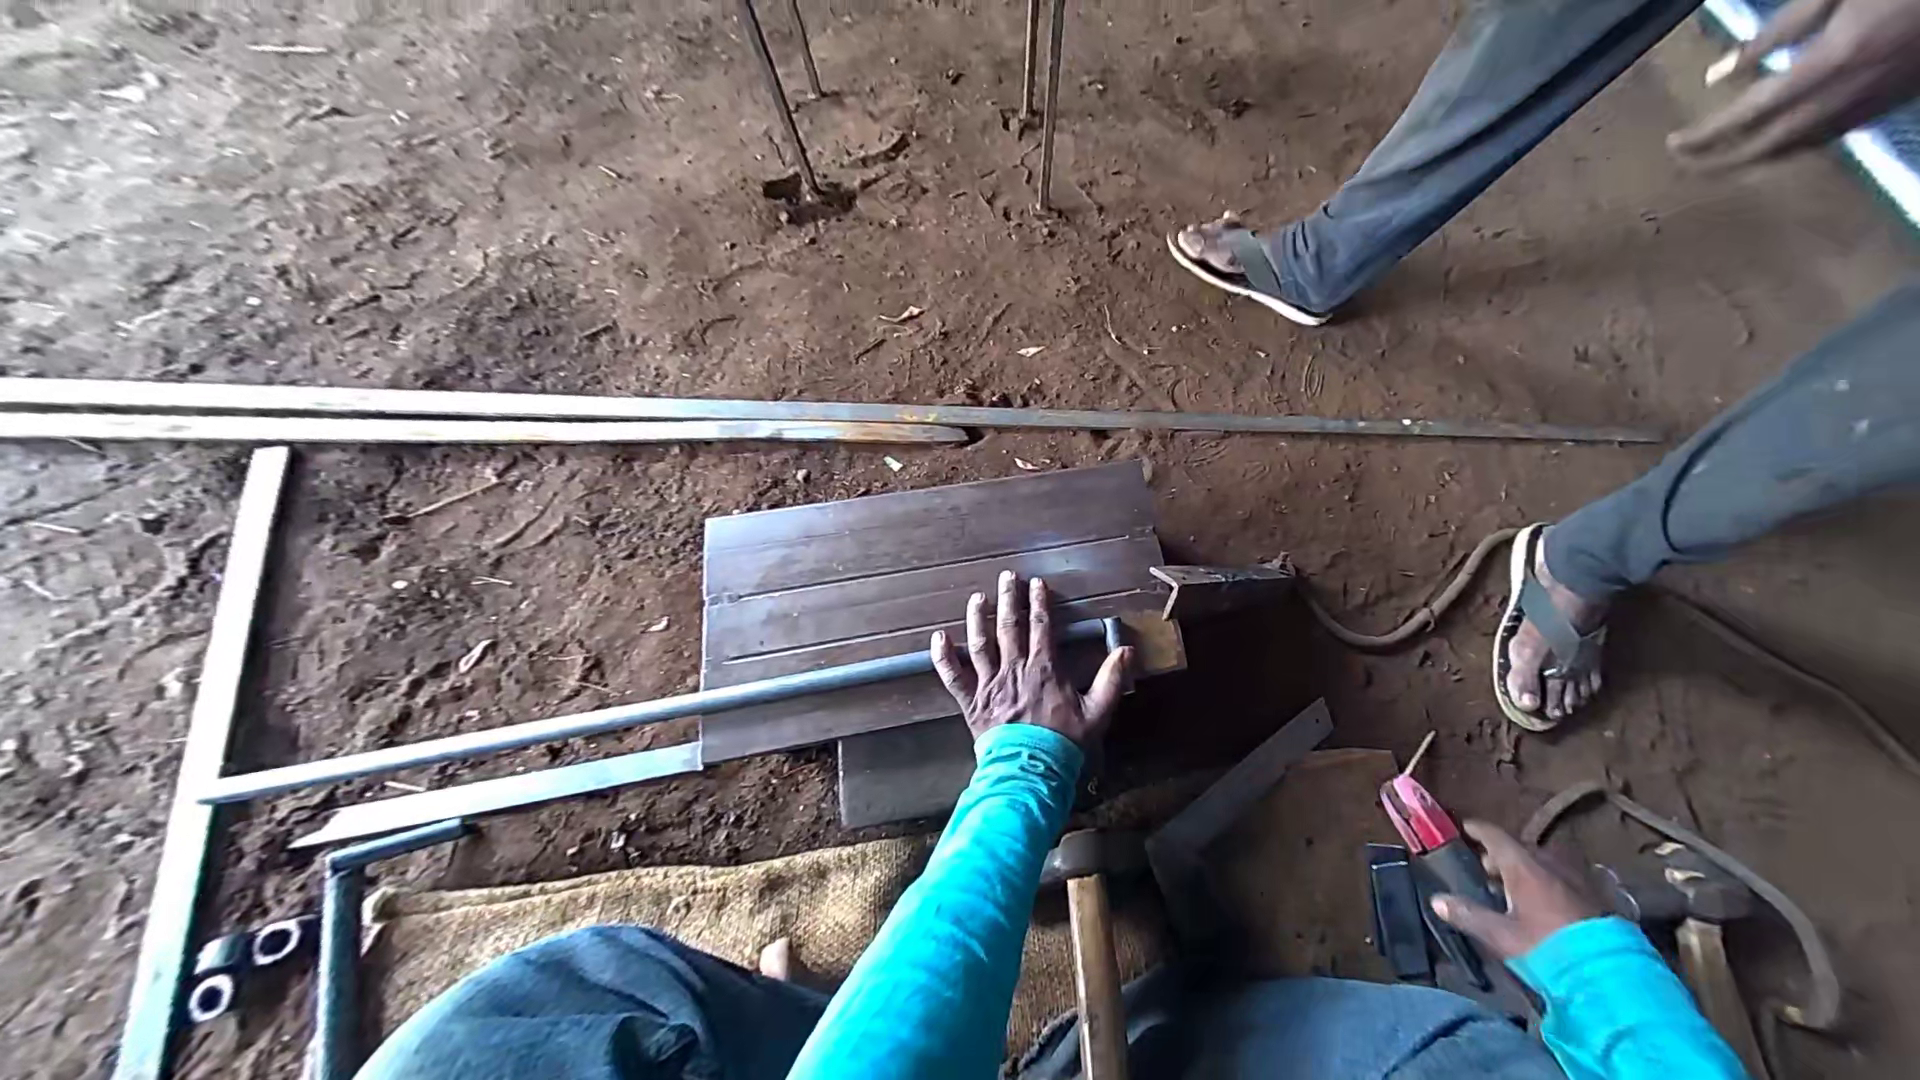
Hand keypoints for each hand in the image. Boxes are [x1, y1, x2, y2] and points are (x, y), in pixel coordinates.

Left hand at [929, 571, 1133, 747]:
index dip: (1039, 602)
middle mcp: (1014, 669)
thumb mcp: (1098, 712)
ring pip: (980, 643)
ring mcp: (990, 684)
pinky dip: (943, 656)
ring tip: (977, 598)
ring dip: (977, 618)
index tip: (1037, 583)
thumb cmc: (1065, 744)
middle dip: (1008, 599)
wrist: (1032, 772)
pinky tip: (938, 637)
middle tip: (1006, 577)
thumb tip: (1126, 650)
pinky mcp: (971, 701)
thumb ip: (1111, 679)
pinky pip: (953, 676)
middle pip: (1009, 627)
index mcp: (1043, 669)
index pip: (1041, 627)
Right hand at [1430, 820, 1600, 960]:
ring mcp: (1581, 883)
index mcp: (1525, 867)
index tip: (1464, 827)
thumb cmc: (1549, 948)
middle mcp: (1552, 866)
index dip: (1477, 830)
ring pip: (1546, 865)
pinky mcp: (1602, 902)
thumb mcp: (1501, 934)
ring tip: (1515, 887)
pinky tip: (1548, 902)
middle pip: (1521, 850)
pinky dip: (1551, 884)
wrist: (1617, 981)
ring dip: (1528, 870)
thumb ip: (1468, 914)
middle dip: (1501, 855)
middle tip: (1486, 867)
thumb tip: (1436, 900)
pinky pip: (1568, 881)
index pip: (1495, 835)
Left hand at [1669, 0, 1919, 168]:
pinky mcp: (1903, 95)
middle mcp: (1851, 91)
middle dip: (1717, 161)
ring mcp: (1881, 96)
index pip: (1743, 118)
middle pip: (1764, 146)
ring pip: (1799, 147)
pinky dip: (1792, 146)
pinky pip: (1833, 134)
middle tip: (1683, 162)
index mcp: (1830, 62)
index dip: (1702, 136)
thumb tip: (1716, 74)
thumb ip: (1774, 33)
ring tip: (1717, 160)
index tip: (1671, 143)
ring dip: (1753, 160)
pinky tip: (1773, 143)